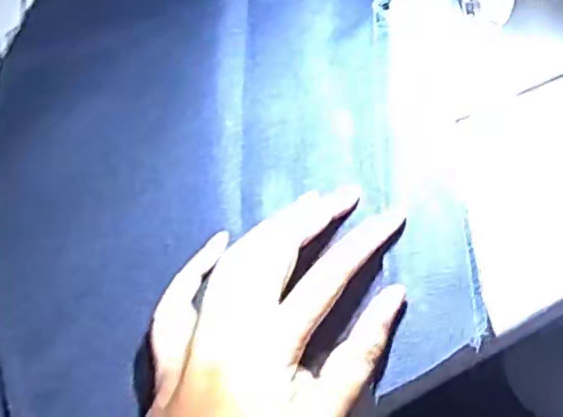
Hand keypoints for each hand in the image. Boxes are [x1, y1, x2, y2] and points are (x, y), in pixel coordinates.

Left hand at [149, 189, 407, 416]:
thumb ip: (360, 355)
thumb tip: (395, 294)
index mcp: (264, 350)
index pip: (328, 275)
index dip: (367, 240)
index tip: (394, 215)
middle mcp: (222, 336)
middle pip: (272, 256)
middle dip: (314, 217)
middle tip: (348, 195)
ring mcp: (188, 349)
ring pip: (229, 267)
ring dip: (269, 228)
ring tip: (303, 204)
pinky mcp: (167, 368)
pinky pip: (173, 307)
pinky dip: (194, 270)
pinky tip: (219, 242)